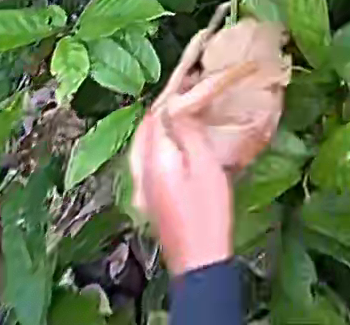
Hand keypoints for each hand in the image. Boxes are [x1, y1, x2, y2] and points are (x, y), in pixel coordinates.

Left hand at [129, 108, 232, 273]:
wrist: (201, 264)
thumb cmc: (207, 212)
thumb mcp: (205, 164)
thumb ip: (188, 131)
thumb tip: (178, 103)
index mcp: (153, 158)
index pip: (155, 117)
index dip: (170, 98)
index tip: (189, 84)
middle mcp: (141, 169)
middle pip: (145, 131)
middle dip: (162, 112)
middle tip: (184, 97)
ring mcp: (144, 186)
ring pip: (144, 146)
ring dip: (159, 128)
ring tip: (180, 116)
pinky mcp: (151, 199)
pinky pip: (147, 160)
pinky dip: (159, 145)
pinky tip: (175, 146)